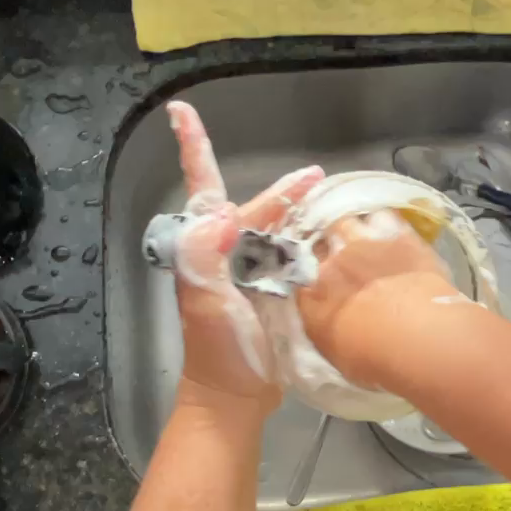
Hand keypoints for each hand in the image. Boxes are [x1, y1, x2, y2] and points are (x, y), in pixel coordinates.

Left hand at [165, 101, 322, 414]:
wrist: (235, 399)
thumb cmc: (218, 353)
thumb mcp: (204, 304)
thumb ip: (201, 258)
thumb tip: (221, 212)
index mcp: (206, 250)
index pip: (203, 191)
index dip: (195, 149)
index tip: (181, 111)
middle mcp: (226, 256)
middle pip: (254, 209)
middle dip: (281, 191)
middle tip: (315, 176)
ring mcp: (250, 276)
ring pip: (275, 231)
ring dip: (298, 213)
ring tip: (327, 199)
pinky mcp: (273, 295)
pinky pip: (290, 258)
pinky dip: (307, 242)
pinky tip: (329, 237)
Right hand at [296, 211, 460, 386]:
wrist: (416, 336)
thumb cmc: (372, 358)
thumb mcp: (335, 353)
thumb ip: (324, 328)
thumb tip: (324, 321)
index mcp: (310, 293)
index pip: (296, 272)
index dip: (306, 271)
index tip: (314, 276)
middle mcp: (331, 261)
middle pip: (319, 239)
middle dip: (326, 243)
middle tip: (338, 253)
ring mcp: (365, 243)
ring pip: (347, 220)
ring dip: (352, 227)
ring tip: (362, 236)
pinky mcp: (399, 235)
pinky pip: (384, 217)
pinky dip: (384, 222)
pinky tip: (390, 230)